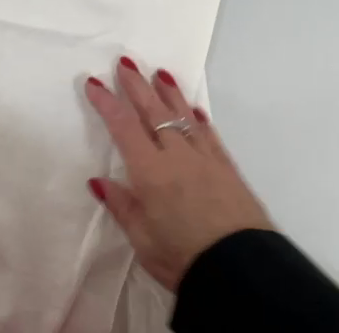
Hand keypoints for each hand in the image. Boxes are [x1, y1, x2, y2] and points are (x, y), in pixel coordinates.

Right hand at [81, 57, 271, 291]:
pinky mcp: (229, 172)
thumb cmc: (184, 259)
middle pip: (153, 112)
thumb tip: (99, 181)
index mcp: (150, 171)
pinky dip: (199, 120)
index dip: (106, 102)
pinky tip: (194, 110)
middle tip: (125, 62)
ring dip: (169, 94)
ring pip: (183, 118)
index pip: (123, 126)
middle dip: (137, 85)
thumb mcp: (143, 240)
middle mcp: (177, 157)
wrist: (246, 276)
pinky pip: (210, 137)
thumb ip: (122, 206)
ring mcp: (206, 161)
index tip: (93, 82)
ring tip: (160, 74)